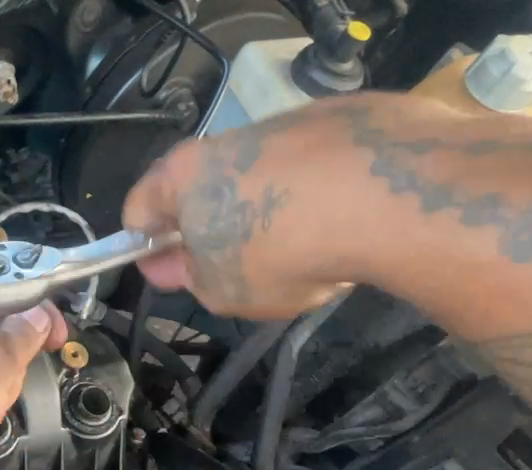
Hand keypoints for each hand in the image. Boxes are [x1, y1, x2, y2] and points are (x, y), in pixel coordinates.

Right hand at [122, 95, 386, 318]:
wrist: (394, 196)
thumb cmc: (281, 253)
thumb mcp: (218, 291)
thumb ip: (184, 276)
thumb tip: (167, 263)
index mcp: (183, 176)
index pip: (137, 208)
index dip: (148, 246)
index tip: (172, 271)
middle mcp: (228, 138)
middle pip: (203, 188)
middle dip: (212, 227)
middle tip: (238, 268)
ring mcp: (289, 121)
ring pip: (262, 174)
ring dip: (268, 208)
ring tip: (306, 248)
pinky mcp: (345, 116)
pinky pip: (317, 163)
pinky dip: (320, 190)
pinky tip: (345, 221)